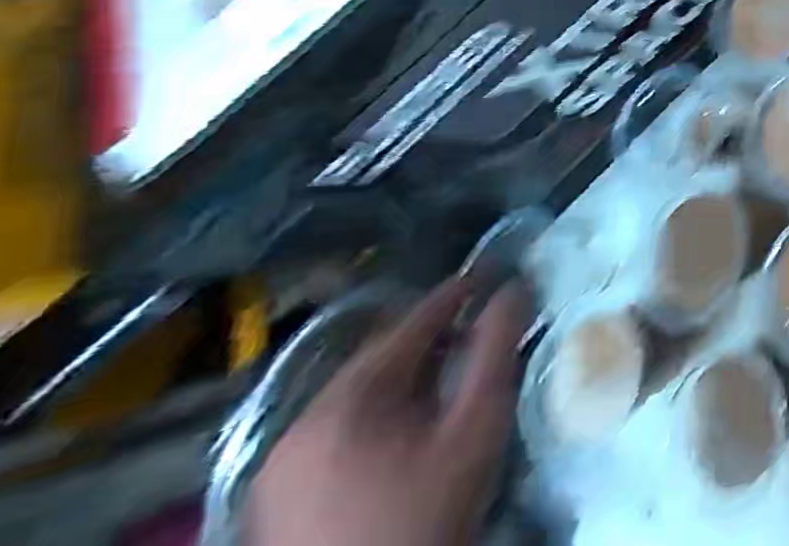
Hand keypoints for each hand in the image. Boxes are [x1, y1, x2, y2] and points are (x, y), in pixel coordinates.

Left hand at [246, 279, 529, 545]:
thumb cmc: (429, 514)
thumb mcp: (477, 428)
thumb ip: (496, 353)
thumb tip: (513, 289)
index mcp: (347, 401)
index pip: (409, 325)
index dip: (454, 295)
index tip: (489, 274)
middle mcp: (299, 423)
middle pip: (377, 358)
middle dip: (429, 337)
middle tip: (475, 329)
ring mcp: (278, 465)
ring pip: (353, 393)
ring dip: (402, 374)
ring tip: (447, 375)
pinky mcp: (275, 499)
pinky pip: (334, 428)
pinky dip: (374, 411)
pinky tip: (404, 427)